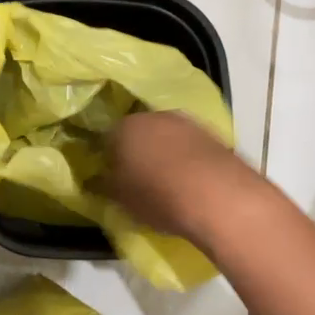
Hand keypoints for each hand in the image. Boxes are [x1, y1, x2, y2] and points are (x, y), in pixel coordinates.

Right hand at [101, 110, 262, 243]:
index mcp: (123, 127)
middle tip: (138, 179)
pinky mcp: (213, 134)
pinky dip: (188, 159)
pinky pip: (191, 146)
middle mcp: (154, 115)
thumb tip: (97, 178)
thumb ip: (104, 184)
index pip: (107, 138)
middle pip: (140, 133)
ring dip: (165, 154)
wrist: (216, 195)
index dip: (109, 159)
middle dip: (138, 151)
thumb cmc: (157, 196)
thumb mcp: (120, 198)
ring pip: (167, 137)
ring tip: (167, 182)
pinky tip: (190, 180)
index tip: (113, 177)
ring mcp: (186, 122)